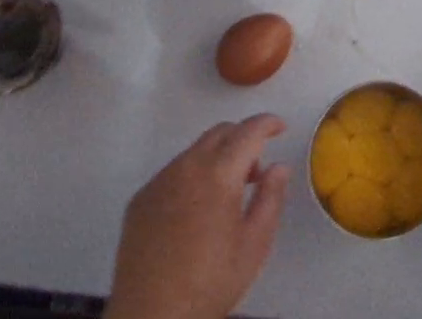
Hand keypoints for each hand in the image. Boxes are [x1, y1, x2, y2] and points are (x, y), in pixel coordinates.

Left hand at [109, 114, 291, 318]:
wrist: (151, 317)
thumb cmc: (211, 282)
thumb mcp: (255, 244)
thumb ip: (271, 198)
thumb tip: (279, 166)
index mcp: (219, 174)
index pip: (248, 132)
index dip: (268, 123)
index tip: (280, 128)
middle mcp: (186, 167)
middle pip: (220, 132)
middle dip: (243, 138)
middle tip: (255, 171)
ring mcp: (159, 181)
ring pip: (194, 151)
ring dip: (217, 157)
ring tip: (225, 196)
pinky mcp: (140, 199)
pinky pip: (172, 172)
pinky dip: (192, 175)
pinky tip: (194, 211)